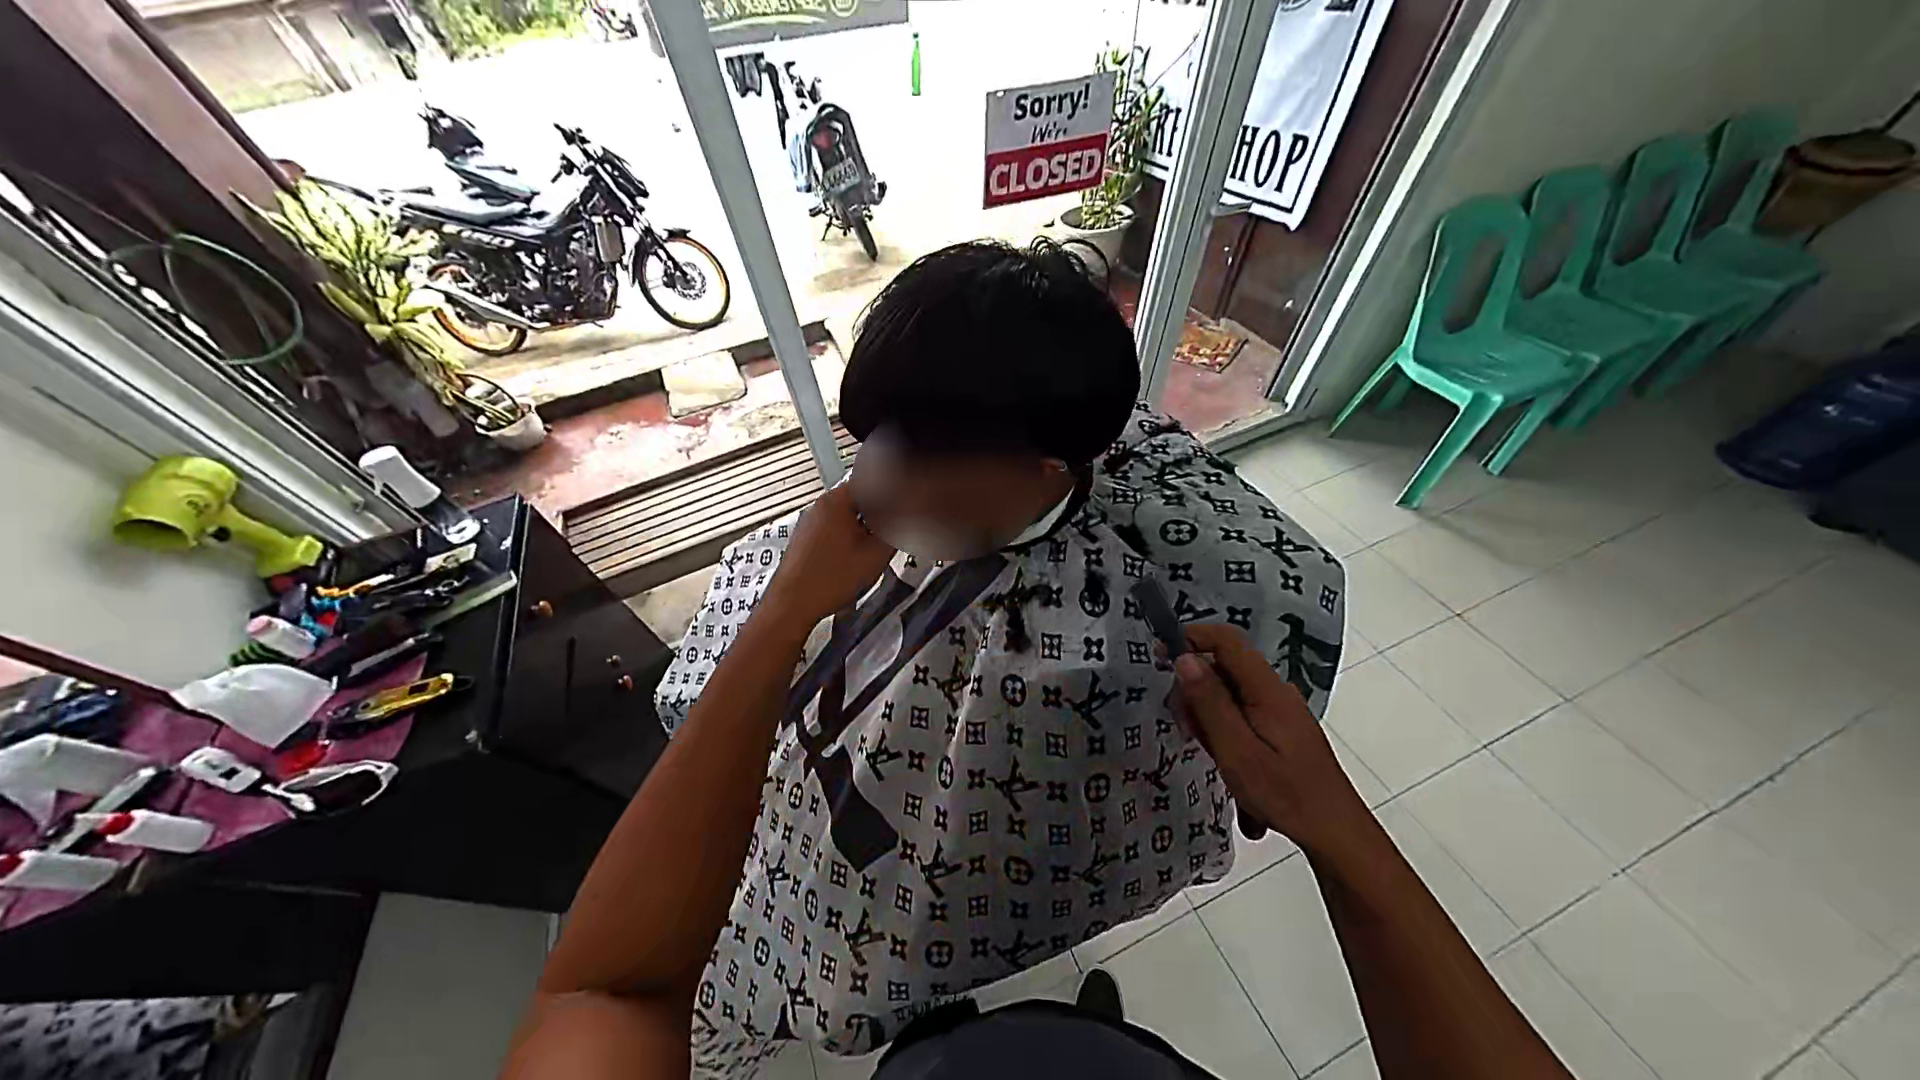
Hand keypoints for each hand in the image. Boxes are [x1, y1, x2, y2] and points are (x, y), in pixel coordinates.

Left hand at [761, 483, 895, 628]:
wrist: (792, 604)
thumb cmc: (826, 580)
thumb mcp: (875, 554)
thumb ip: (896, 530)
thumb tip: (906, 519)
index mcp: (836, 501)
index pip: (872, 483)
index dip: (893, 495)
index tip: (903, 510)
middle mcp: (820, 507)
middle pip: (860, 499)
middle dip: (880, 514)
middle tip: (895, 531)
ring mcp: (811, 524)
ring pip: (847, 516)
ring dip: (866, 528)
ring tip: (877, 549)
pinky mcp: (807, 541)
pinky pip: (835, 531)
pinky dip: (850, 539)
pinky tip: (857, 560)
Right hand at [1174, 624, 1374, 858]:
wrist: (1335, 832)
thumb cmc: (1285, 794)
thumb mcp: (1236, 751)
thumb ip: (1209, 703)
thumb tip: (1185, 659)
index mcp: (1267, 690)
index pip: (1226, 640)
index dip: (1191, 637)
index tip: (1160, 657)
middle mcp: (1276, 691)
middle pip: (1224, 666)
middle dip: (1196, 688)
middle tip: (1186, 727)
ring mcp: (1281, 709)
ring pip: (1231, 691)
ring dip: (1209, 713)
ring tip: (1209, 751)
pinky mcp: (1282, 726)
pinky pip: (1242, 710)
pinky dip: (1224, 726)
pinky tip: (1225, 758)